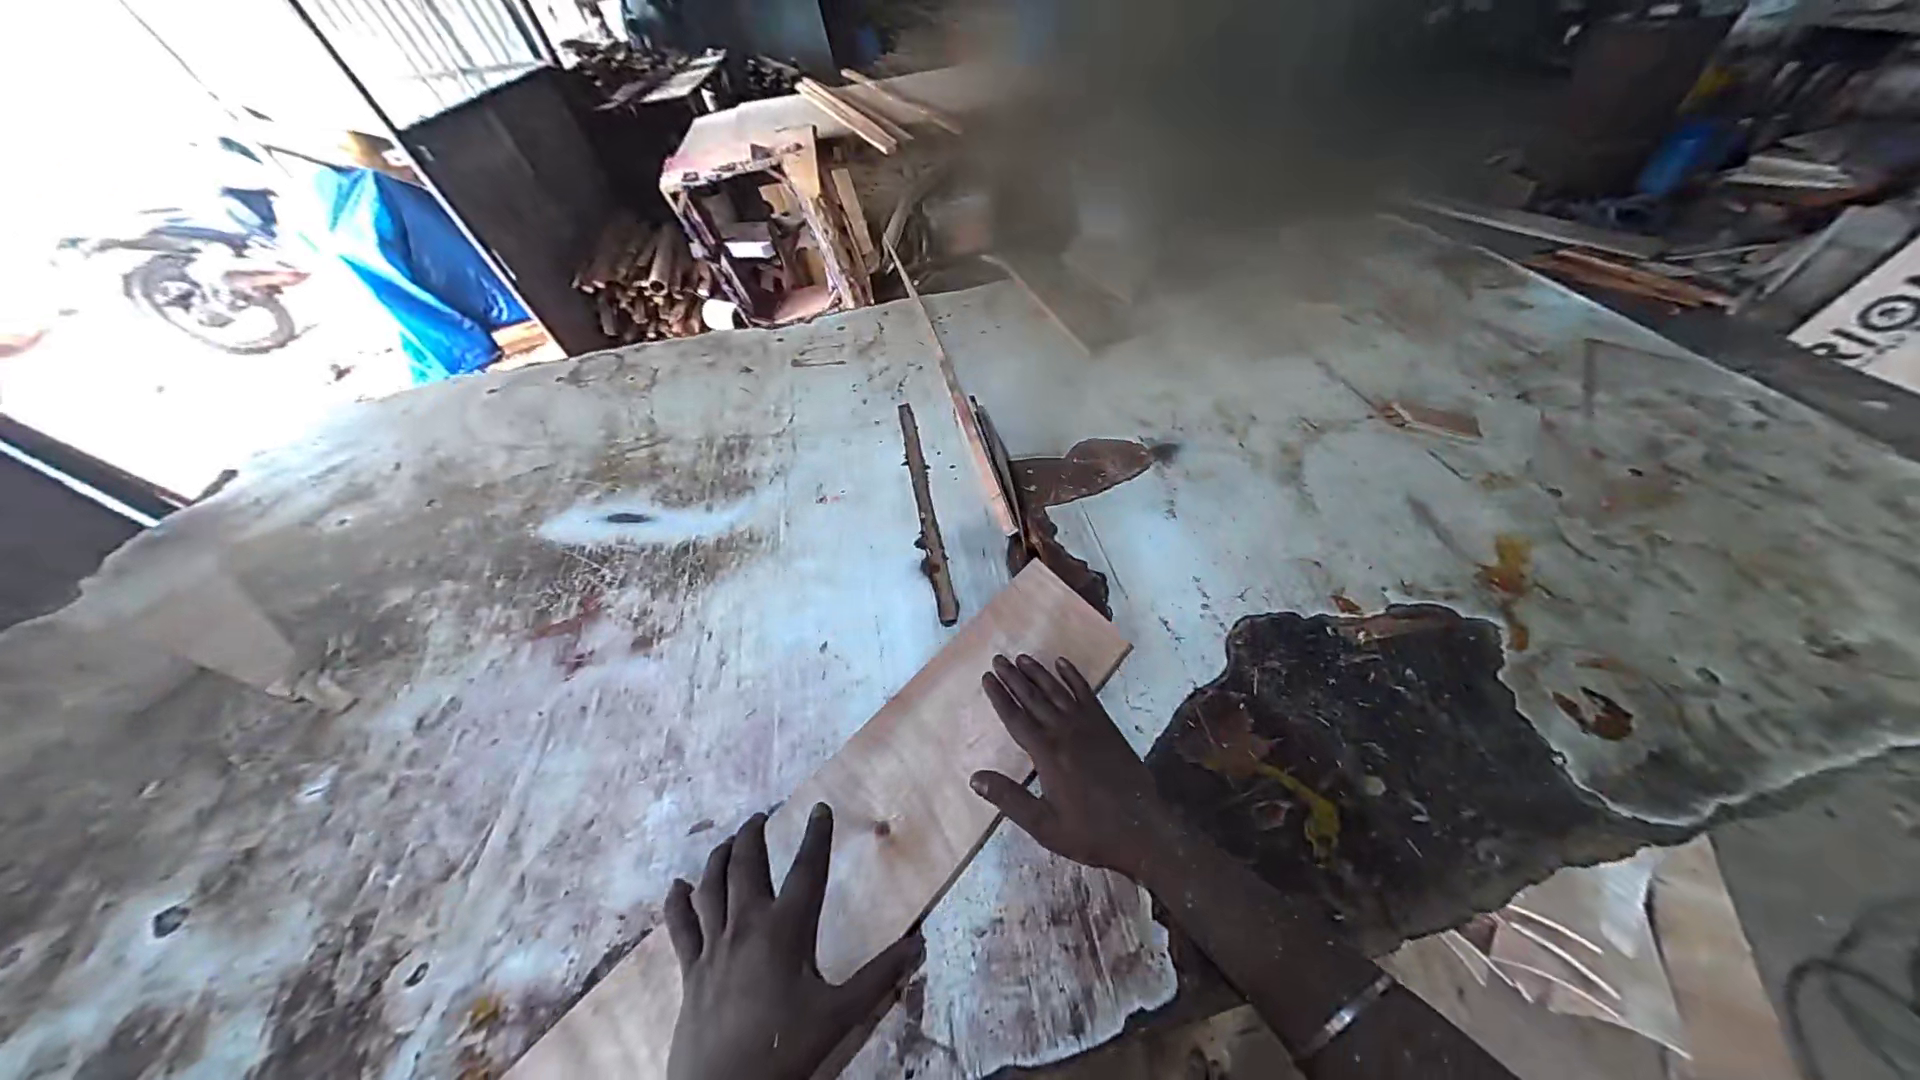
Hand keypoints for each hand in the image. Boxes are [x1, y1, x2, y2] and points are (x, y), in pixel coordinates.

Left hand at [665, 805, 924, 1079]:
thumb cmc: (783, 1050)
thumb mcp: (839, 1015)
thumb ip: (879, 977)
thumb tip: (917, 942)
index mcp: (785, 929)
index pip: (806, 869)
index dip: (816, 835)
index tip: (820, 807)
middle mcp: (747, 925)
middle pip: (746, 865)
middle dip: (753, 834)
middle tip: (762, 815)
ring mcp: (714, 946)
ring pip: (711, 885)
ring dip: (720, 856)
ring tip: (730, 838)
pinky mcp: (690, 970)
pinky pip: (680, 927)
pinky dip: (677, 902)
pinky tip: (676, 885)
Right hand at [970, 655, 1184, 881]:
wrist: (1143, 830)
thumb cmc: (1090, 832)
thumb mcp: (1044, 825)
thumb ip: (1009, 799)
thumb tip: (975, 777)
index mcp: (1047, 754)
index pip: (1015, 718)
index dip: (999, 696)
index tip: (987, 677)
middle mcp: (1065, 732)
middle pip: (1033, 698)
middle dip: (1014, 677)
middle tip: (998, 659)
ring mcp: (1088, 726)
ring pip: (1057, 692)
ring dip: (1039, 673)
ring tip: (1022, 658)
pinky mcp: (1106, 726)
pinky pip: (1086, 694)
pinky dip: (1073, 677)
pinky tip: (1063, 664)